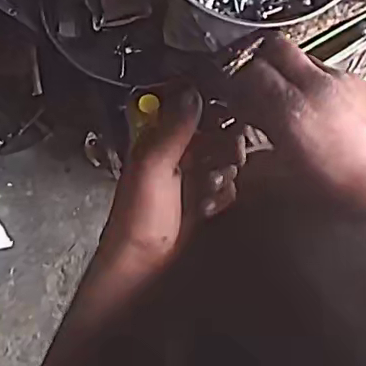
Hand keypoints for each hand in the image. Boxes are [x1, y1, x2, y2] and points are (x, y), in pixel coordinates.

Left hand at [96, 87, 246, 269]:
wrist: (144, 273)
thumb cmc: (135, 225)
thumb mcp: (152, 167)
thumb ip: (172, 129)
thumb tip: (190, 92)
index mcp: (156, 139)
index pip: (190, 106)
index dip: (210, 108)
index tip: (224, 118)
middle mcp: (175, 154)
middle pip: (216, 130)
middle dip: (223, 145)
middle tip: (221, 160)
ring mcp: (191, 178)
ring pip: (226, 157)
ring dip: (224, 172)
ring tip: (210, 190)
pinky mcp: (206, 200)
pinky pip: (230, 185)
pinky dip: (226, 194)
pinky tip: (212, 206)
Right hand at [224, 36, 365, 225]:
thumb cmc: (357, 188)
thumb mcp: (295, 185)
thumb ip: (260, 167)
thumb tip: (243, 162)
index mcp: (292, 111)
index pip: (246, 75)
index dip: (230, 83)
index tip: (225, 95)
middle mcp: (314, 86)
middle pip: (269, 47)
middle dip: (251, 62)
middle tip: (244, 83)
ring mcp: (338, 80)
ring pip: (297, 53)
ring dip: (280, 67)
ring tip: (277, 95)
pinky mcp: (357, 81)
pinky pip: (321, 67)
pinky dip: (306, 78)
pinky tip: (308, 105)